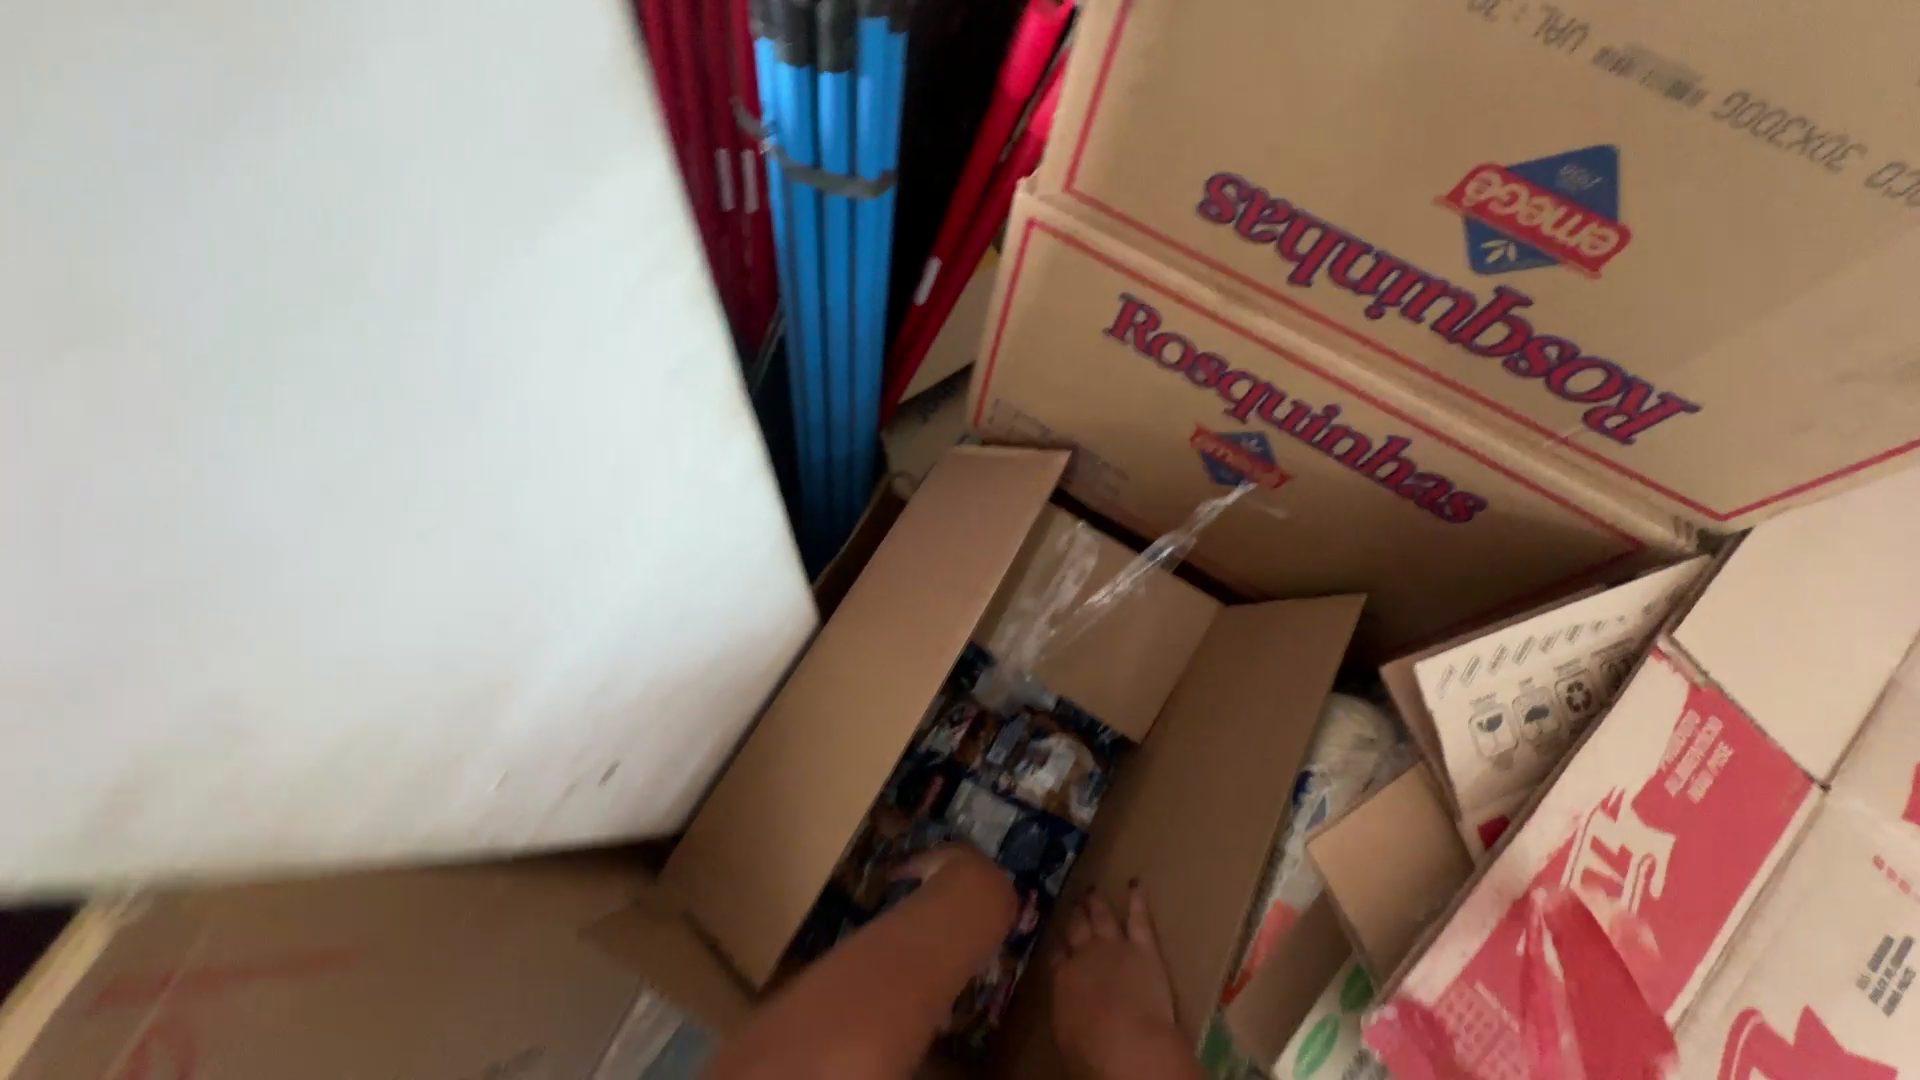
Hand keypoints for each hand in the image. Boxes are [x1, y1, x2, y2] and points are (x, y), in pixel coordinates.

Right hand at [1051, 883, 1203, 1079]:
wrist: (1128, 1044)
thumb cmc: (1095, 1053)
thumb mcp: (1069, 1036)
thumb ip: (1068, 1013)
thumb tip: (1070, 1011)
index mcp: (1064, 981)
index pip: (1058, 958)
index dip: (1060, 947)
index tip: (1060, 941)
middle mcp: (1085, 957)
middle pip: (1076, 929)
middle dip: (1074, 916)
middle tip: (1073, 902)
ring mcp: (1113, 947)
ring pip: (1102, 917)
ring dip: (1098, 903)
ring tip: (1093, 889)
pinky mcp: (1143, 947)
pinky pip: (1139, 918)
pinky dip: (1138, 900)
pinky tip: (1136, 883)